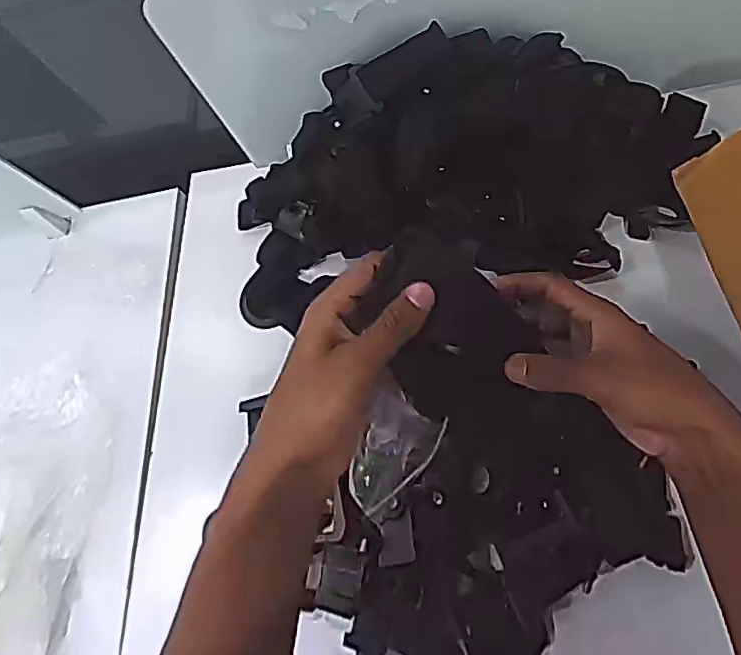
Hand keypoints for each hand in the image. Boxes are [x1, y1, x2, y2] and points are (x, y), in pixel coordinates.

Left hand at [232, 253, 435, 506]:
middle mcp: (336, 328)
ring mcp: (348, 355)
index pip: (367, 268)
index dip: (398, 261)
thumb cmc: (307, 418)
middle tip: (449, 290)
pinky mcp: (359, 381)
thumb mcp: (355, 364)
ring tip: (447, 316)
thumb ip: (391, 325)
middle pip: (378, 295)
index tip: (434, 260)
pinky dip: (407, 351)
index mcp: (326, 312)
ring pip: (385, 326)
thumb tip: (421, 289)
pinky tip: (431, 351)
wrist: (292, 479)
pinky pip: (388, 355)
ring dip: (409, 322)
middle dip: (409, 292)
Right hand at [497, 272, 740, 468]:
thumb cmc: (663, 389)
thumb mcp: (598, 374)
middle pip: (553, 310)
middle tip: (493, 314)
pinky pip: (563, 369)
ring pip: (556, 340)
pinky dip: (544, 370)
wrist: (688, 429)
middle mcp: (597, 332)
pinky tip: (528, 377)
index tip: (497, 286)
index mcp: (600, 315)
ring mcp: (598, 357)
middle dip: (524, 310)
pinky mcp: (598, 384)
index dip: (524, 282)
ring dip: (533, 342)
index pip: (554, 286)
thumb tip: (516, 364)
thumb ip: (552, 370)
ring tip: (502, 343)